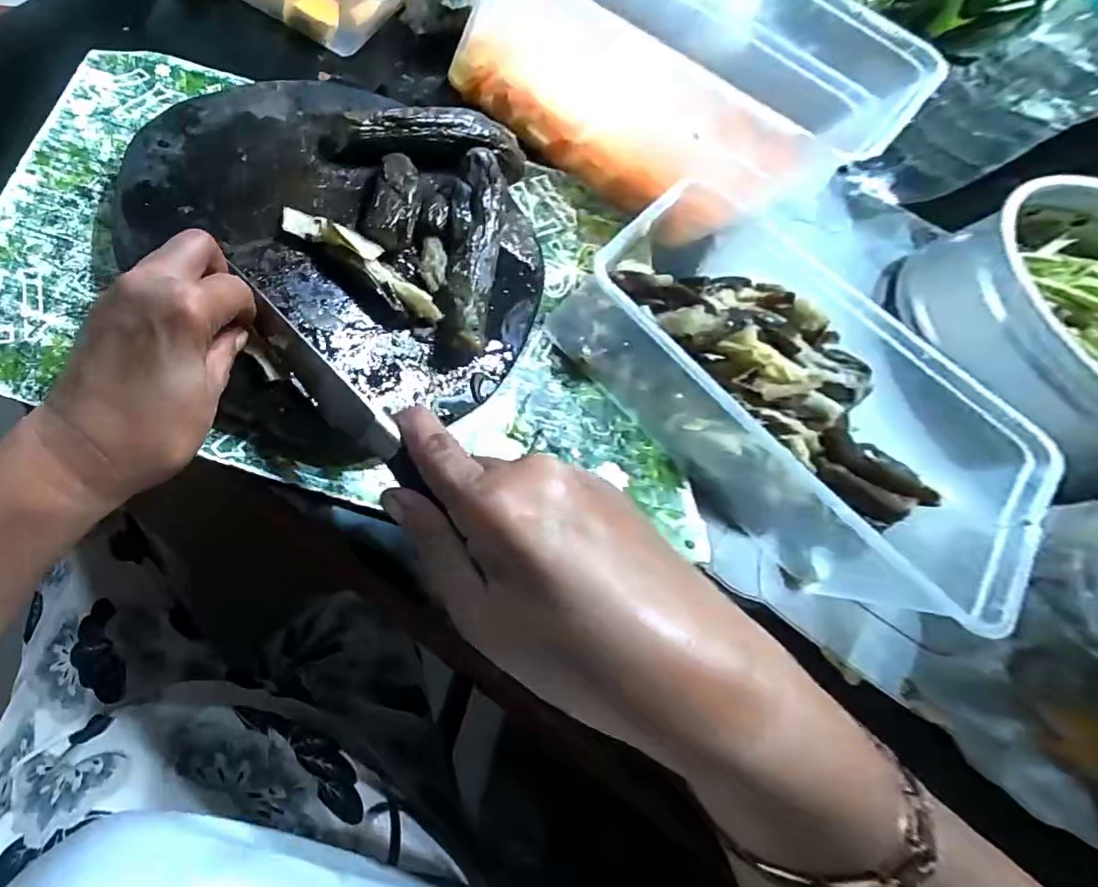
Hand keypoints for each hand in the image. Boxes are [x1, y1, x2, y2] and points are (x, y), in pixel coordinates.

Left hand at [26, 229, 253, 513]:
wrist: (78, 451)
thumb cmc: (152, 432)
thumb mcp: (206, 397)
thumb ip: (223, 353)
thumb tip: (234, 332)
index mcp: (184, 307)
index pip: (233, 287)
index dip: (247, 309)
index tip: (245, 331)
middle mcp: (151, 284)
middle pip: (197, 244)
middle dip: (218, 270)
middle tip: (219, 310)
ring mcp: (121, 289)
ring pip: (167, 256)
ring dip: (188, 278)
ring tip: (193, 322)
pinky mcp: (102, 302)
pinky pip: (144, 277)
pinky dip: (163, 290)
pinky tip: (165, 328)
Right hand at [379, 408, 805, 769]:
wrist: (701, 674)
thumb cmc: (572, 657)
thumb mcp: (481, 617)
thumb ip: (433, 547)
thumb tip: (399, 494)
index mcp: (495, 500)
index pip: (437, 445)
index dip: (410, 429)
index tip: (395, 423)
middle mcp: (535, 470)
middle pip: (477, 471)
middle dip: (465, 503)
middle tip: (482, 570)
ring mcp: (580, 474)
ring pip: (517, 483)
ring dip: (508, 514)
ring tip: (538, 581)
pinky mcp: (614, 489)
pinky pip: (554, 492)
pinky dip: (544, 518)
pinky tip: (576, 572)